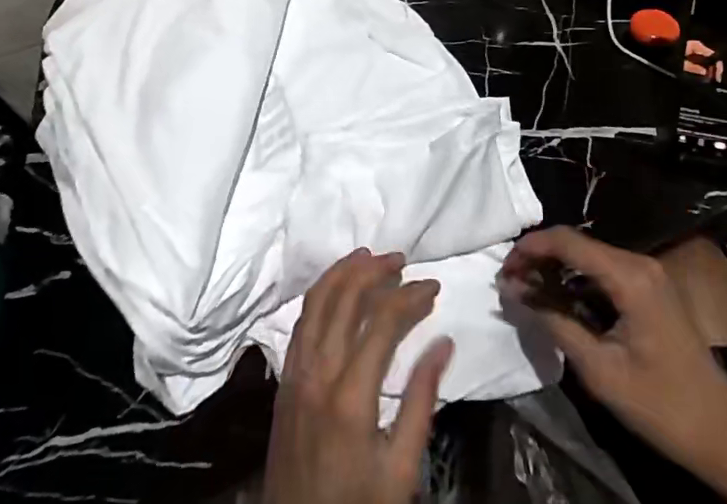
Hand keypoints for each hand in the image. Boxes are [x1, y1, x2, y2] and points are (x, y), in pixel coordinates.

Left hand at [263, 249, 454, 503]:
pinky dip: (320, 296)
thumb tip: (444, 343)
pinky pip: (300, 324)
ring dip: (342, 273)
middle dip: (374, 270)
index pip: (381, 321)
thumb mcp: (401, 469)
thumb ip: (422, 401)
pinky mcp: (283, 382)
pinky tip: (337, 290)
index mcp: (350, 396)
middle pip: (343, 299)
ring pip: (315, 304)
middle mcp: (317, 374)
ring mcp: (294, 375)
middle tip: (401, 259)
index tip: (433, 287)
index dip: (410, 296)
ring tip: (369, 258)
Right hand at [502, 228, 726, 503]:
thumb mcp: (599, 368)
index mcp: (630, 275)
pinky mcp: (653, 289)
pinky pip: (606, 270)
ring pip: (591, 255)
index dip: (530, 248)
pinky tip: (559, 298)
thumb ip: (554, 322)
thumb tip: (514, 290)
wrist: (720, 432)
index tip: (502, 269)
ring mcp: (650, 274)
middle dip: (540, 257)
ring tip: (526, 290)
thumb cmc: (659, 403)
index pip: (568, 241)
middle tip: (509, 283)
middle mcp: (641, 263)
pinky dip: (577, 278)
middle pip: (579, 243)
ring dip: (557, 267)